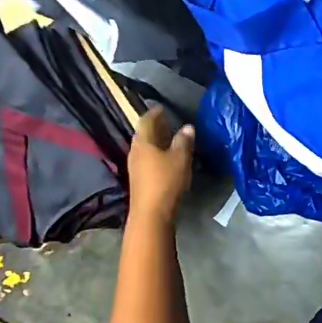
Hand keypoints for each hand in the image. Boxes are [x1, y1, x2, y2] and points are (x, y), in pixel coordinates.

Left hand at [126, 106, 194, 227]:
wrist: (151, 214)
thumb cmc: (165, 181)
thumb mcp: (180, 159)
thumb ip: (183, 141)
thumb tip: (187, 127)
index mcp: (143, 142)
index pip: (146, 121)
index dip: (154, 113)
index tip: (162, 108)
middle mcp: (135, 152)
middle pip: (143, 135)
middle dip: (155, 128)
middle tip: (167, 122)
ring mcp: (134, 168)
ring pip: (144, 149)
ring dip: (155, 142)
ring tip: (168, 140)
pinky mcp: (138, 181)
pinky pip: (146, 161)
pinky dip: (155, 155)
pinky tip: (165, 159)